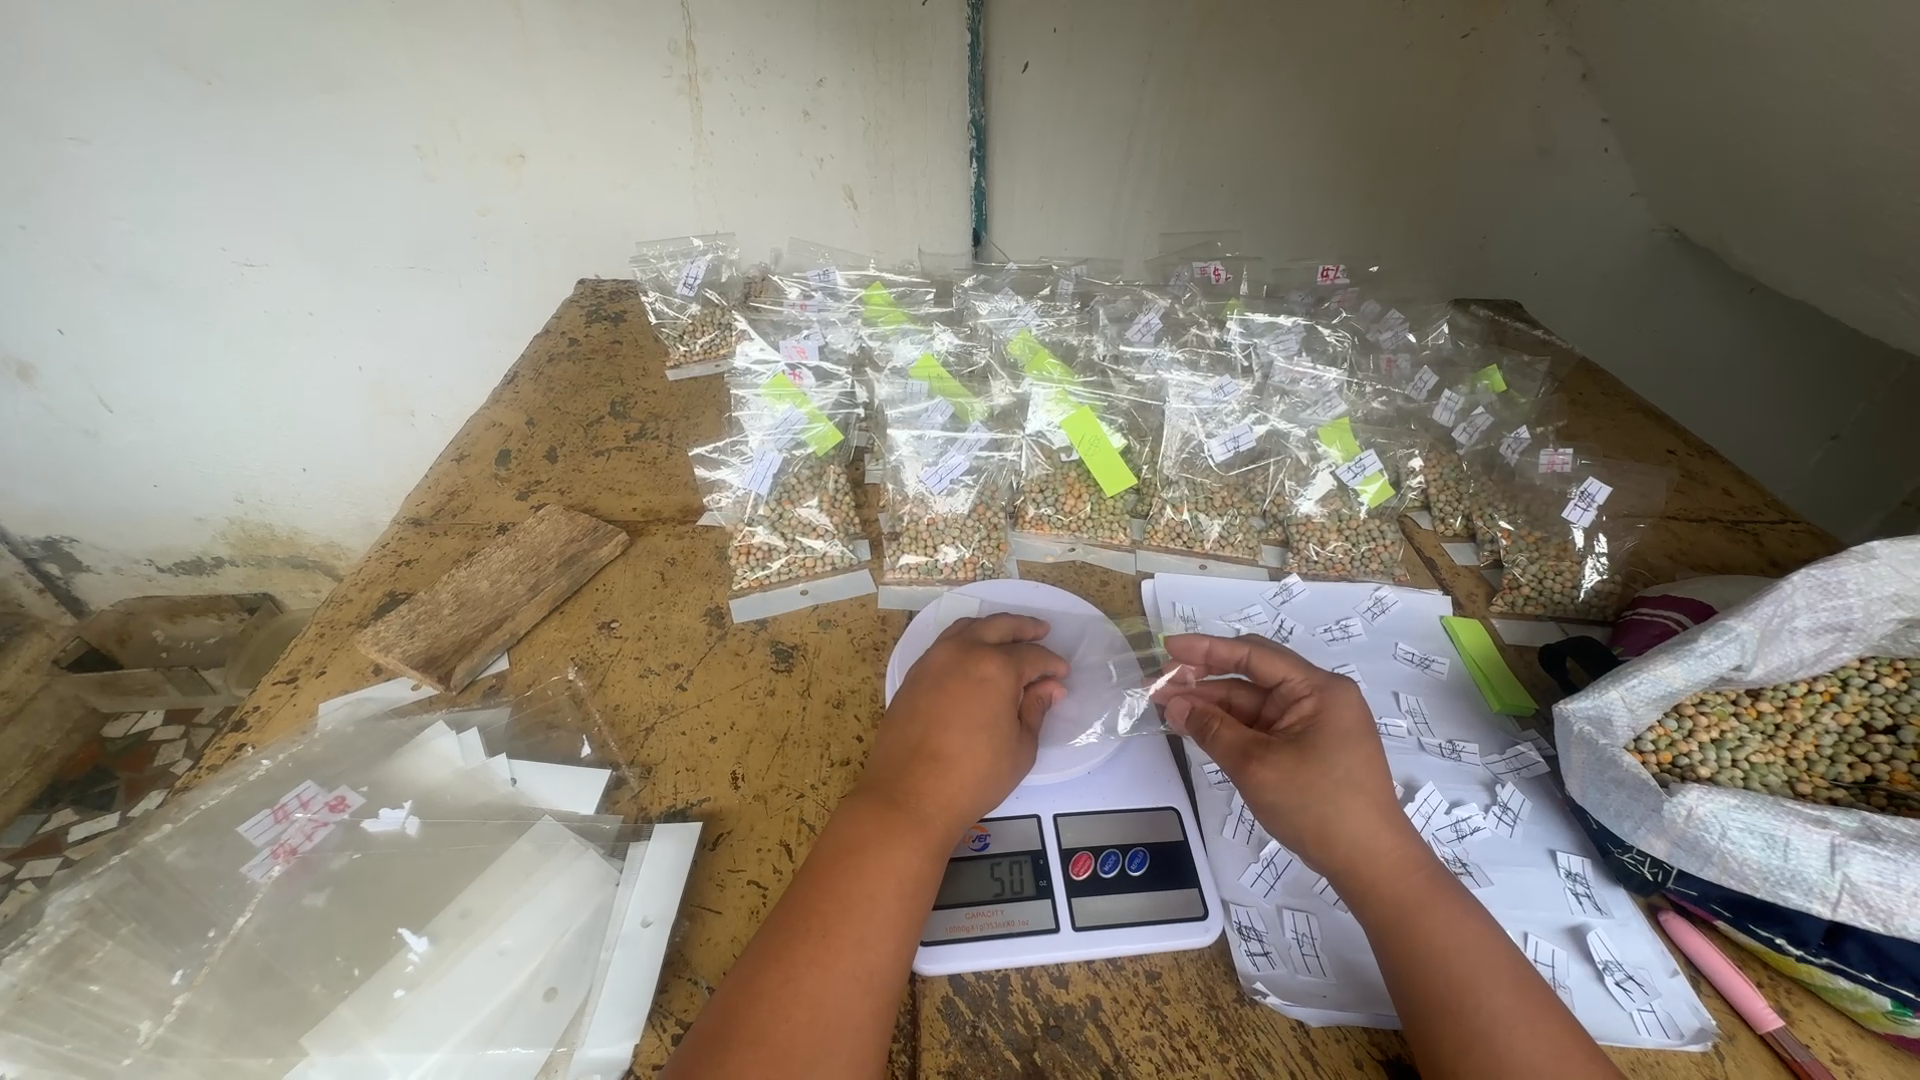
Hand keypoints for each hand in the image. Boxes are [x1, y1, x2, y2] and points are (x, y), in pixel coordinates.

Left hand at [855, 614, 1068, 842]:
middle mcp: (963, 652)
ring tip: (1008, 636)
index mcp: (996, 667)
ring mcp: (934, 660)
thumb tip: (1049, 688)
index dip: (1052, 664)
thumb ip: (1036, 710)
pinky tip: (974, 655)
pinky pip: (945, 643)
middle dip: (1025, 628)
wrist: (908, 795)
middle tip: (1042, 631)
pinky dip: (966, 640)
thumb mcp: (1020, 748)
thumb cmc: (973, 777)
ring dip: (992, 627)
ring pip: (968, 628)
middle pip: (999, 626)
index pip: (1033, 656)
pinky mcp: (914, 674)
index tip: (1062, 674)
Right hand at [1154, 634, 1420, 883]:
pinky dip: (1230, 727)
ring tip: (1167, 709)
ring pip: (1253, 704)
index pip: (1253, 655)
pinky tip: (1198, 727)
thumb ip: (1211, 728)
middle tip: (1159, 685)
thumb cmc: (1317, 805)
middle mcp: (1318, 698)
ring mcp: (1314, 725)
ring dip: (1212, 706)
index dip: (1206, 649)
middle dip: (1204, 680)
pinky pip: (1262, 727)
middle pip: (1251, 677)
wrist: (1371, 865)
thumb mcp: (1255, 764)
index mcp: (1317, 689)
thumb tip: (1174, 704)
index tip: (1167, 646)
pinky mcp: (1308, 749)